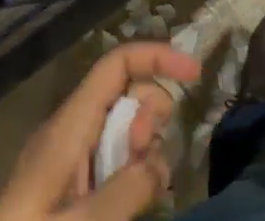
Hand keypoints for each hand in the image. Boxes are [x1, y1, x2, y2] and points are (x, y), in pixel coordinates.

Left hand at [0, 43, 201, 220]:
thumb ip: (128, 189)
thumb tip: (159, 162)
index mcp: (68, 127)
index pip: (117, 64)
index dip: (158, 58)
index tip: (196, 77)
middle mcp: (70, 132)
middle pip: (128, 95)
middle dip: (152, 120)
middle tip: (144, 164)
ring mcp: (70, 161)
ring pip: (126, 132)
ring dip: (145, 156)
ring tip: (136, 200)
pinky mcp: (70, 189)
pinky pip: (114, 163)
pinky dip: (132, 177)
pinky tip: (128, 209)